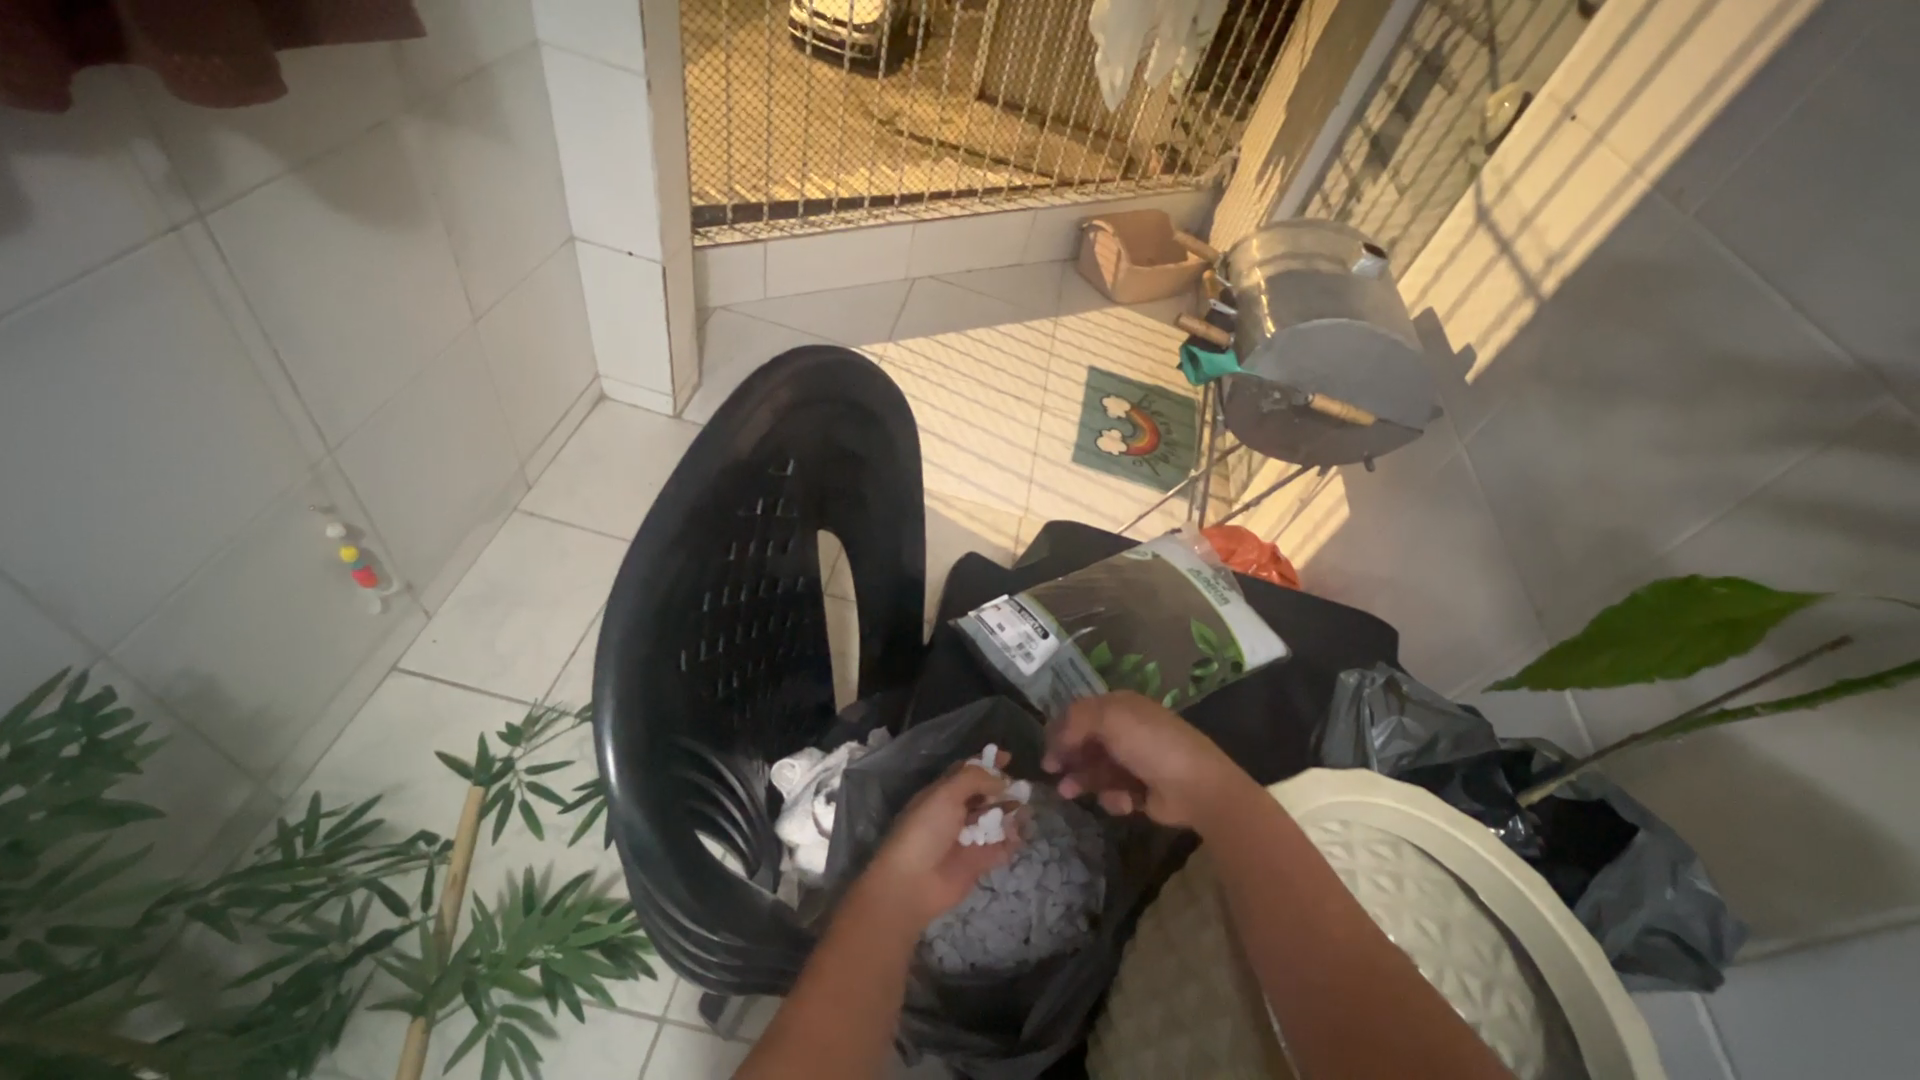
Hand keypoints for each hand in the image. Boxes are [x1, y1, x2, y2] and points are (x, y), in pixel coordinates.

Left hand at [856, 754, 1020, 929]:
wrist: (913, 882)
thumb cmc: (925, 830)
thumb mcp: (945, 794)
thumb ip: (974, 779)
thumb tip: (1001, 779)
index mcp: (942, 793)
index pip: (967, 772)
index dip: (987, 763)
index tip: (1009, 757)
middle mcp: (956, 813)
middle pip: (985, 796)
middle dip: (1004, 790)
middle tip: (1024, 789)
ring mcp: (968, 838)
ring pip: (996, 820)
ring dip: (1012, 814)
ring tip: (1026, 810)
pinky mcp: (979, 862)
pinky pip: (1001, 847)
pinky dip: (1013, 840)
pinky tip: (1021, 834)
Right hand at [1043, 691, 1254, 828]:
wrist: (1196, 786)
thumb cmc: (1150, 744)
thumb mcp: (1110, 719)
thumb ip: (1076, 721)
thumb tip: (1057, 739)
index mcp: (1121, 707)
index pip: (1082, 713)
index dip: (1061, 729)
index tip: (1047, 748)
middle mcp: (1127, 732)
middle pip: (1086, 744)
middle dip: (1068, 757)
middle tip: (1051, 771)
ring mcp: (1134, 762)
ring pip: (1096, 770)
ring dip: (1082, 780)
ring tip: (1068, 793)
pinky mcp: (1140, 790)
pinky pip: (1114, 792)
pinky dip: (1114, 797)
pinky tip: (1124, 801)